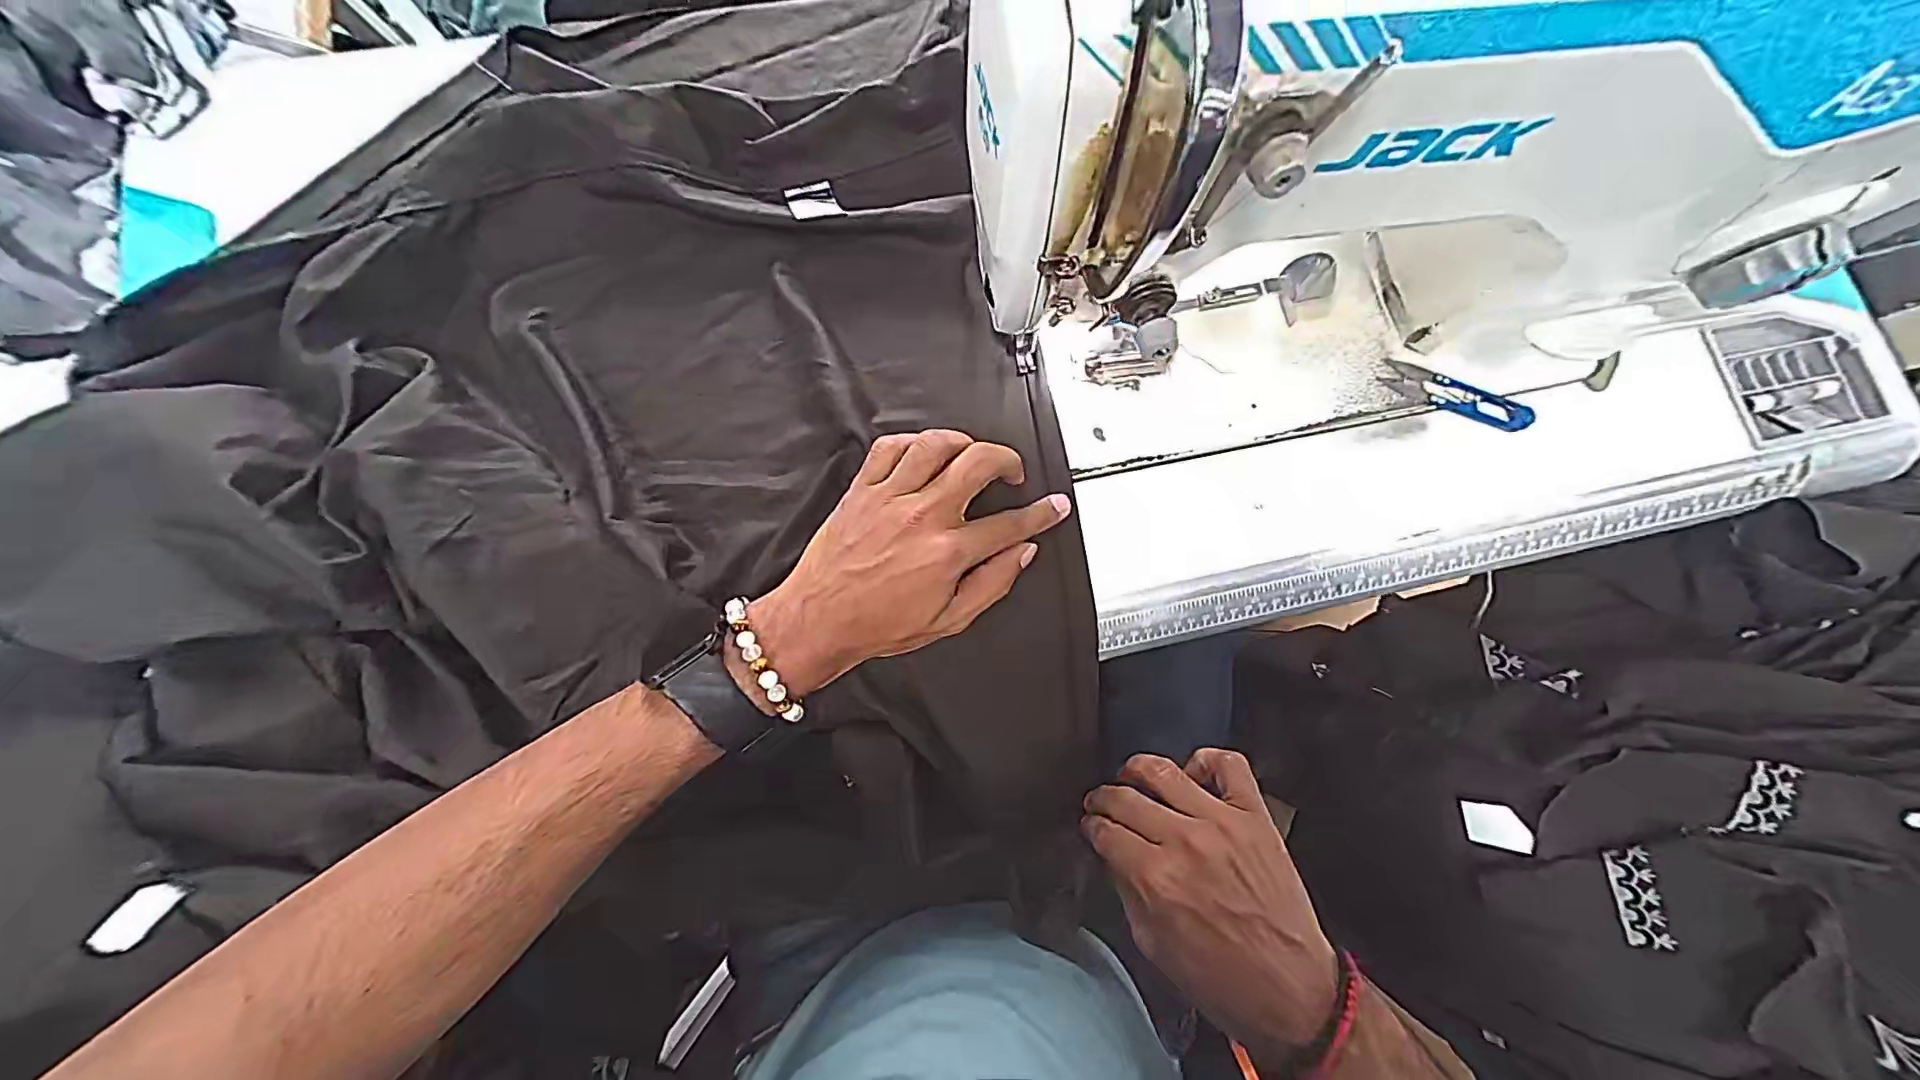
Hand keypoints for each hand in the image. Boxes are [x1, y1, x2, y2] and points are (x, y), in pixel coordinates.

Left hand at [741, 430, 1071, 696]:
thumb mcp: (948, 621)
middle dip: (1009, 460)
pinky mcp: (862, 490)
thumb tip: (1021, 554)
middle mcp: (921, 517)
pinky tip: (923, 453)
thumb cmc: (876, 623)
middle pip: (979, 463)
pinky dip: (912, 441)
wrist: (818, 620)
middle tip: (1013, 472)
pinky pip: (889, 447)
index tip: (1053, 506)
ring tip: (971, 454)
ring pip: (936, 444)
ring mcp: (889, 498)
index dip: (1041, 513)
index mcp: (946, 552)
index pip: (1010, 523)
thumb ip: (993, 583)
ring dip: (964, 442)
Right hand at [1083, 749, 1338, 1064]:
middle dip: (1103, 798)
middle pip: (1124, 796)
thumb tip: (1111, 855)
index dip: (1091, 826)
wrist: (1294, 995)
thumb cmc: (1226, 980)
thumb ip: (1126, 891)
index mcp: (1156, 879)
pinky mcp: (1255, 818)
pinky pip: (1227, 765)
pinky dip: (1205, 761)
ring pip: (1162, 770)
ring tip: (1133, 779)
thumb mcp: (1153, 945)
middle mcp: (1185, 844)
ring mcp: (1222, 824)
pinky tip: (1193, 776)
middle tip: (1101, 803)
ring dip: (1136, 770)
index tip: (1092, 826)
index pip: (1105, 830)